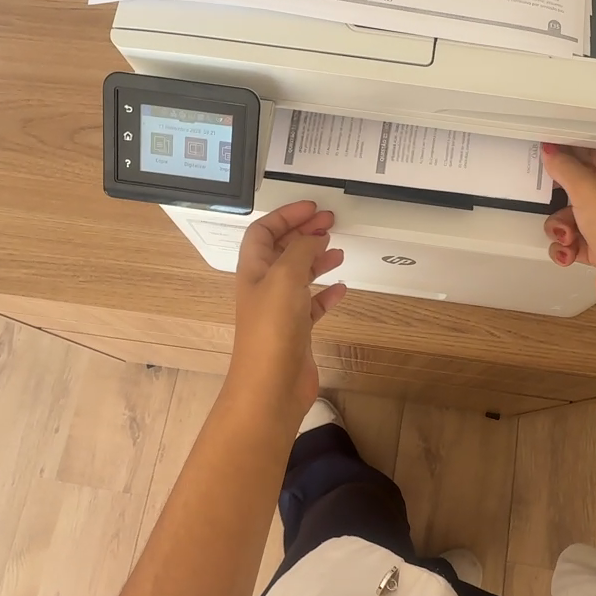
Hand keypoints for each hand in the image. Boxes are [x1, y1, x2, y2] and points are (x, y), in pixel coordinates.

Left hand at [228, 200, 347, 421]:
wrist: (271, 387)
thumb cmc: (272, 330)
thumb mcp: (285, 277)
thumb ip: (300, 251)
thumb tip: (314, 236)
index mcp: (254, 270)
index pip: (264, 231)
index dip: (286, 216)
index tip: (312, 208)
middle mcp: (265, 287)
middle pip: (283, 250)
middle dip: (304, 233)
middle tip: (330, 222)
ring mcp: (280, 310)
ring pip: (299, 275)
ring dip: (317, 259)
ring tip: (337, 250)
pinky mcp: (297, 332)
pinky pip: (313, 305)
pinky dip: (327, 293)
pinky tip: (341, 288)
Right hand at [541, 145, 595, 316]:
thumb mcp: (589, 192)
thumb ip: (566, 168)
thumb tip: (551, 152)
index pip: (595, 150)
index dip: (569, 150)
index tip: (544, 150)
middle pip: (580, 184)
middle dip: (561, 197)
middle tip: (549, 196)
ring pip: (573, 214)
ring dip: (561, 226)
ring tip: (566, 237)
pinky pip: (575, 238)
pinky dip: (567, 246)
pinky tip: (568, 254)